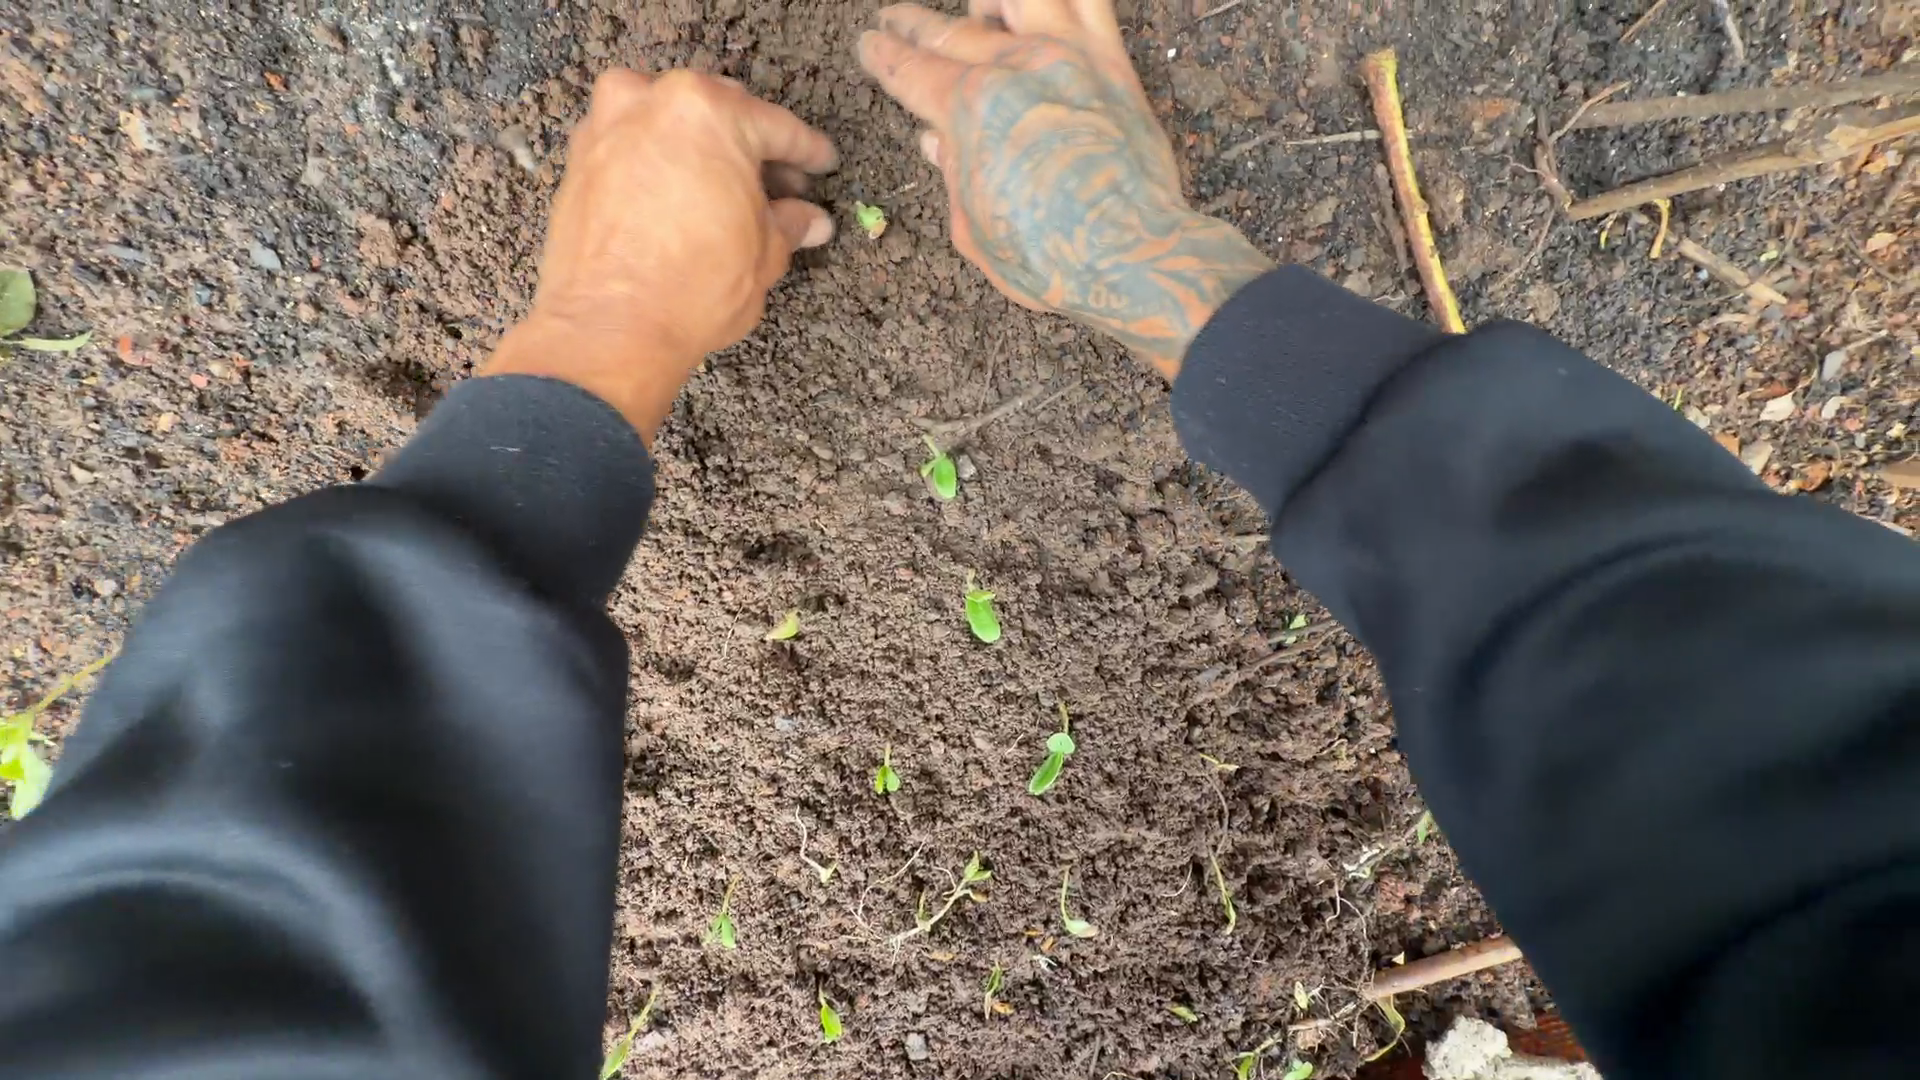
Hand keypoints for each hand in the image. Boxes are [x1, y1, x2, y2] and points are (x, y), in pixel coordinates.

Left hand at [484, 70, 837, 443]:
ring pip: (675, 121)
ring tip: (732, 193)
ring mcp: (610, 124)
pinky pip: (638, 144)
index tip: (822, 161)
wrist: (614, 325)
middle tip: (782, 187)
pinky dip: (667, 162)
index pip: (777, 126)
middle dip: (755, 147)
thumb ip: (789, 224)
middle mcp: (654, 101)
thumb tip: (810, 220)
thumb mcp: (765, 256)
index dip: (808, 151)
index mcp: (711, 114)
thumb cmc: (692, 289)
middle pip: (722, 111)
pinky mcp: (582, 156)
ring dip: (707, 150)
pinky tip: (687, 198)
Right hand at [858, 0, 1270, 378]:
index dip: (884, 57)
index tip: (870, 46)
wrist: (1124, 255)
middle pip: (951, 31)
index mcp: (967, 111)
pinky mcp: (1110, 62)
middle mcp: (1012, 68)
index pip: (910, 71)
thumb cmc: (1045, 257)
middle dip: (915, 24)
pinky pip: (1087, 0)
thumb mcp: (973, 231)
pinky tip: (1044, 8)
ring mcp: (1065, 56)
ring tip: (975, 8)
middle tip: (896, 18)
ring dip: (986, 1)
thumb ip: (952, 178)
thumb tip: (936, 143)